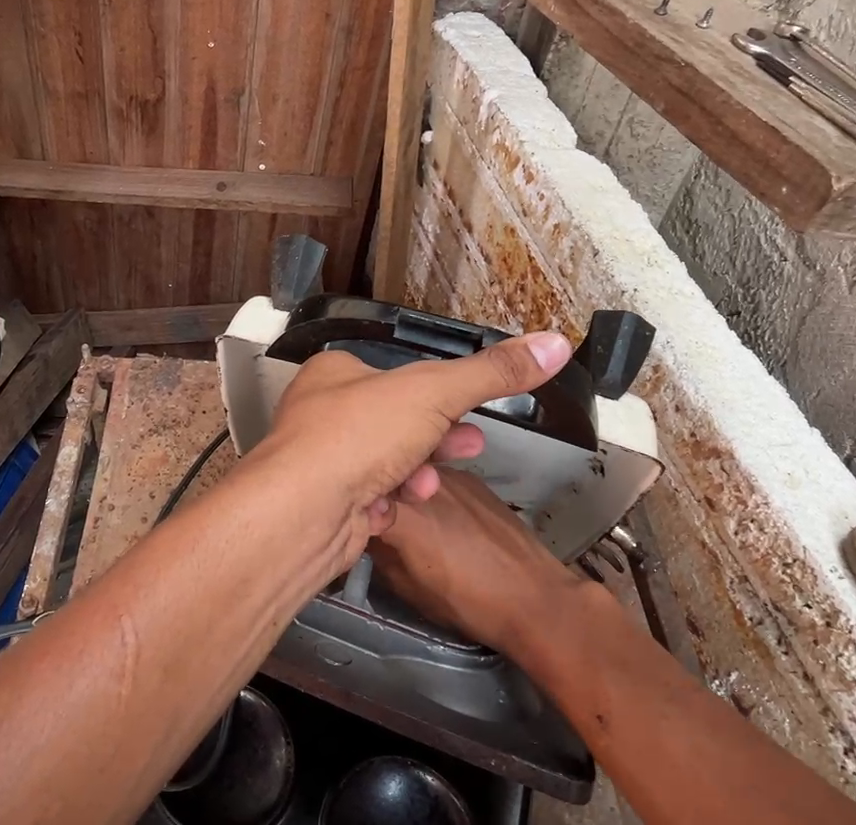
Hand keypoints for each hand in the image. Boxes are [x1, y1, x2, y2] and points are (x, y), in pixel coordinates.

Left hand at [249, 332, 572, 534]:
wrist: (304, 512)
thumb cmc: (356, 437)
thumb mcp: (435, 392)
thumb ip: (494, 372)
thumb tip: (551, 344)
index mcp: (334, 373)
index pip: (393, 374)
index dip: (435, 393)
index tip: (466, 408)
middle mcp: (322, 413)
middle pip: (395, 422)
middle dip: (436, 437)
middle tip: (466, 446)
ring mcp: (321, 461)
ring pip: (387, 463)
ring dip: (416, 473)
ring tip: (426, 484)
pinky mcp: (326, 503)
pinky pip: (371, 499)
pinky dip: (390, 503)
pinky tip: (394, 507)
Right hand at [369, 466, 582, 652]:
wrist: (538, 599)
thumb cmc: (470, 603)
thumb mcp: (410, 589)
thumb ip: (381, 554)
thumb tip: (366, 534)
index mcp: (403, 514)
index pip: (357, 496)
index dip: (348, 506)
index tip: (343, 519)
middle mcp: (424, 483)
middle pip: (385, 476)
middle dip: (374, 491)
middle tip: (370, 516)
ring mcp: (452, 476)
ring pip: (411, 471)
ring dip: (402, 487)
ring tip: (403, 513)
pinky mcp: (474, 480)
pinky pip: (438, 476)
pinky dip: (428, 488)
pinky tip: (438, 515)